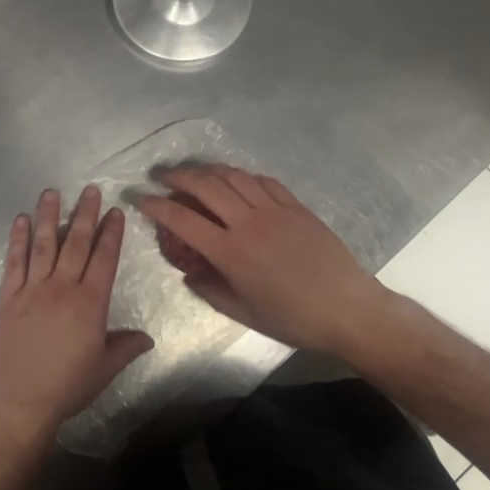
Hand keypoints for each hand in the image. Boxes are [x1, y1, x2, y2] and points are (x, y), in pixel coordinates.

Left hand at [0, 186, 154, 435]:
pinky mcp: (9, 295)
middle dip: (86, 214)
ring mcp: (33, 288)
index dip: (111, 233)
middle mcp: (62, 287)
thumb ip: (126, 347)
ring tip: (53, 192)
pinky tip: (22, 220)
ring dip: (50, 216)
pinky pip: (14, 261)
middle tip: (90, 190)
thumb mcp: (105, 368)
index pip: (104, 258)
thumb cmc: (68, 385)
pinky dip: (18, 239)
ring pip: (44, 244)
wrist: (21, 398)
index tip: (116, 211)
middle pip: (77, 243)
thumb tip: (147, 337)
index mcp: (90, 303)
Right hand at [136, 165, 396, 359]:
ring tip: (193, 172)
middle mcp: (248, 223)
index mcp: (231, 253)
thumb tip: (189, 273)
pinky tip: (234, 180)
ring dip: (207, 170)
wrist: (349, 310)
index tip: (140, 198)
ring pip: (232, 176)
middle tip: (160, 176)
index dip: (157, 206)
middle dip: (177, 177)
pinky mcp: (295, 207)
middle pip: (205, 186)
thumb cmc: (294, 319)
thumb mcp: (244, 314)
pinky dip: (241, 176)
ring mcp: (274, 210)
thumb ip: (210, 290)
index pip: (183, 220)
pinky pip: (262, 181)